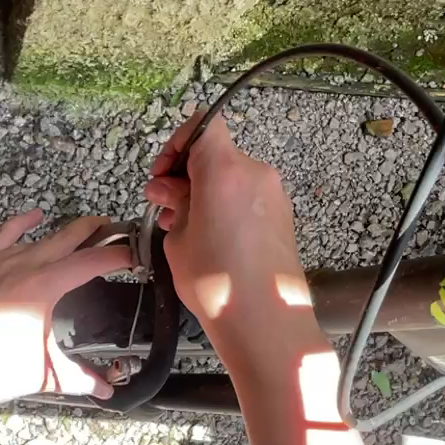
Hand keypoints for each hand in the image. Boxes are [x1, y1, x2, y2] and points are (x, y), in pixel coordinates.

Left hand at [0, 210, 132, 422]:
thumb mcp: (42, 374)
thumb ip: (79, 377)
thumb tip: (106, 389)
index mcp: (43, 287)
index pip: (91, 262)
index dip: (118, 255)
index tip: (134, 255)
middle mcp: (22, 265)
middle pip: (68, 237)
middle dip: (96, 230)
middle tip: (116, 228)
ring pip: (37, 235)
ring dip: (64, 231)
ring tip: (84, 227)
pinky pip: (1, 234)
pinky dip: (20, 224)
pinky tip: (33, 217)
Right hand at [143, 113, 312, 336]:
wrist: (265, 320)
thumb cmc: (217, 282)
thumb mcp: (178, 238)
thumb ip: (173, 204)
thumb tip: (167, 190)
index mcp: (224, 171)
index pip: (203, 124)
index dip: (177, 142)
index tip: (163, 172)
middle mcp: (254, 173)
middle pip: (215, 153)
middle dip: (184, 173)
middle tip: (163, 204)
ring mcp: (273, 193)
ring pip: (230, 176)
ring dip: (203, 191)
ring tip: (183, 226)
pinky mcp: (281, 215)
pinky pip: (246, 196)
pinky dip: (224, 205)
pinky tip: (208, 237)